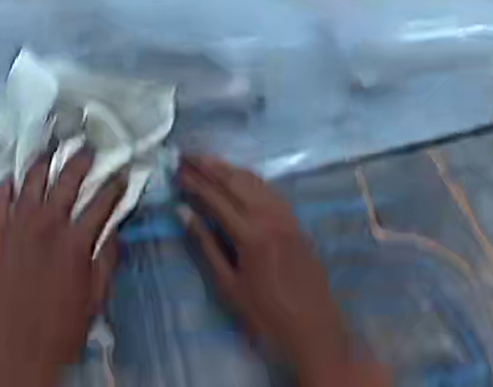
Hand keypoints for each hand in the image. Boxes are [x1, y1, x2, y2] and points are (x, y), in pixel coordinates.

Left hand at [0, 150, 127, 386]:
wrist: (17, 348)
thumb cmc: (62, 327)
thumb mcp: (95, 297)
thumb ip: (106, 260)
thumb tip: (115, 231)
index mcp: (74, 240)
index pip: (100, 202)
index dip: (114, 184)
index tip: (121, 171)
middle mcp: (46, 223)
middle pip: (66, 180)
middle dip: (80, 159)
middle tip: (88, 146)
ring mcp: (17, 223)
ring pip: (31, 179)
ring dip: (43, 161)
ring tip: (50, 149)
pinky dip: (7, 184)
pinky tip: (12, 177)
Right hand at [178, 154, 387, 384]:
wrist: (318, 338)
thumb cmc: (266, 316)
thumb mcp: (229, 285)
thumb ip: (205, 244)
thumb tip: (182, 210)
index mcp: (250, 235)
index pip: (214, 197)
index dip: (193, 182)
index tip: (175, 171)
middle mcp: (269, 218)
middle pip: (233, 181)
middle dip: (207, 166)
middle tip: (185, 155)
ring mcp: (286, 218)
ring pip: (252, 181)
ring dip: (227, 167)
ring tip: (205, 160)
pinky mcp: (296, 223)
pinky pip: (269, 190)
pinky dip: (249, 177)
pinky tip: (238, 176)